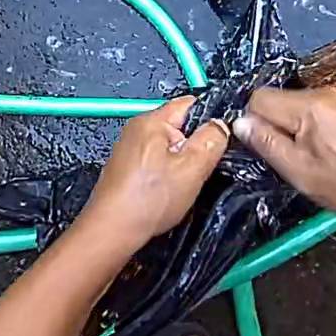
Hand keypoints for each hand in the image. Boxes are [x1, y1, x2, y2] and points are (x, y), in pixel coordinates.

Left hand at [76, 95, 229, 249]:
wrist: (112, 231)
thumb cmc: (147, 200)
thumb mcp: (192, 168)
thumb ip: (211, 141)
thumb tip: (221, 125)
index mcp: (152, 121)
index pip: (190, 103)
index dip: (212, 116)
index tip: (223, 136)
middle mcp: (137, 129)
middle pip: (179, 125)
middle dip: (196, 143)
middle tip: (205, 165)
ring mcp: (129, 148)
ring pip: (168, 145)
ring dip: (182, 161)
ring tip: (185, 181)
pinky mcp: (126, 167)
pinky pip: (156, 160)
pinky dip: (167, 172)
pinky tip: (169, 190)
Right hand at [231, 87, 335, 234]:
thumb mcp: (302, 174)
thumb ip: (267, 144)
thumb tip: (240, 123)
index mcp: (311, 106)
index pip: (259, 98)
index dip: (256, 123)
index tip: (269, 149)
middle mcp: (328, 90)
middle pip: (282, 99)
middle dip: (281, 126)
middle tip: (298, 159)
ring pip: (303, 104)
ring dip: (301, 126)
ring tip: (322, 158)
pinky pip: (325, 107)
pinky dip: (322, 125)